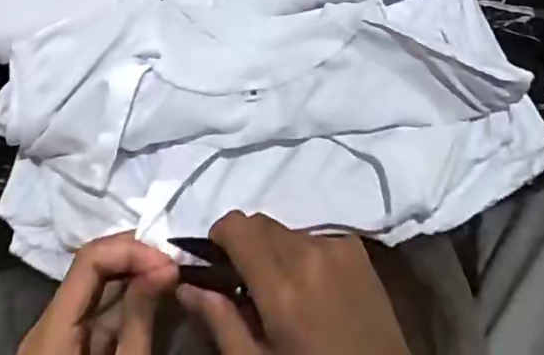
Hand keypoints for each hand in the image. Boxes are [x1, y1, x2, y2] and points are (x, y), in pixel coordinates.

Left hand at [19, 231, 178, 354]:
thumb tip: (168, 265)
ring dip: (136, 276)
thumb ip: (140, 319)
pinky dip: (128, 300)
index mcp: (51, 330)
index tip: (168, 261)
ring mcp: (55, 336)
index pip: (89, 259)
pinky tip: (154, 300)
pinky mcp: (66, 347)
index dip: (130, 250)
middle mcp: (47, 324)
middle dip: (137, 258)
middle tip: (176, 264)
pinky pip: (98, 310)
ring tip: (171, 277)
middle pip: (92, 267)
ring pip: (98, 287)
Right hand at [177, 212, 412, 354]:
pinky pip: (316, 235)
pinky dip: (303, 252)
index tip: (215, 264)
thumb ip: (220, 321)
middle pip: (262, 223)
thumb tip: (186, 285)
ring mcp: (338, 244)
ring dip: (275, 249)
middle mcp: (310, 250)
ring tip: (282, 290)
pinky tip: (311, 287)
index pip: (238, 225)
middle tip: (244, 285)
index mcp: (282, 283)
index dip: (219, 237)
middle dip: (245, 245)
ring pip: (288, 228)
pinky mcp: (358, 247)